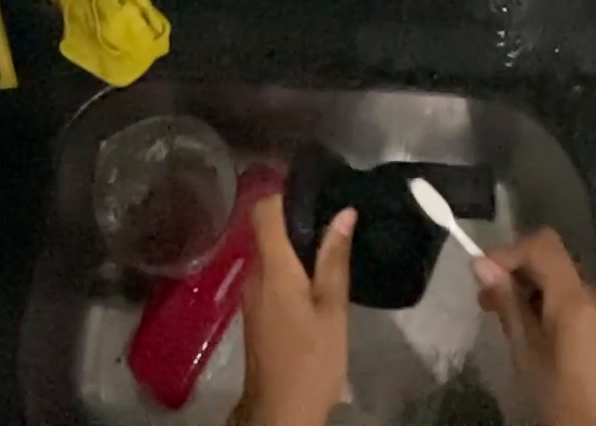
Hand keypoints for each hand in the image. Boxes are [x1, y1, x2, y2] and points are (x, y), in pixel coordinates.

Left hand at [234, 196, 354, 425]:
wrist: (279, 414)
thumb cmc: (311, 359)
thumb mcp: (332, 309)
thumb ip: (334, 259)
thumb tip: (344, 212)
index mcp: (272, 267)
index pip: (263, 211)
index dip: (283, 194)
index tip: (312, 192)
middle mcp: (255, 273)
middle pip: (266, 230)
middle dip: (295, 220)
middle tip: (330, 217)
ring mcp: (251, 294)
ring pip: (268, 254)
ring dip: (293, 246)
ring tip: (327, 246)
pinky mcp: (255, 312)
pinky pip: (268, 275)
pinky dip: (287, 268)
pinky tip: (313, 280)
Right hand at [475, 230, 595, 425]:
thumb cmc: (566, 405)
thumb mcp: (528, 357)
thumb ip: (508, 305)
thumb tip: (481, 264)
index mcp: (577, 301)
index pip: (543, 245)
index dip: (510, 250)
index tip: (482, 273)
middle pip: (554, 264)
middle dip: (517, 273)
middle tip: (487, 301)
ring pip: (565, 287)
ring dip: (533, 293)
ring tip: (508, 323)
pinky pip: (579, 308)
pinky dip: (553, 310)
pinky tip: (537, 340)